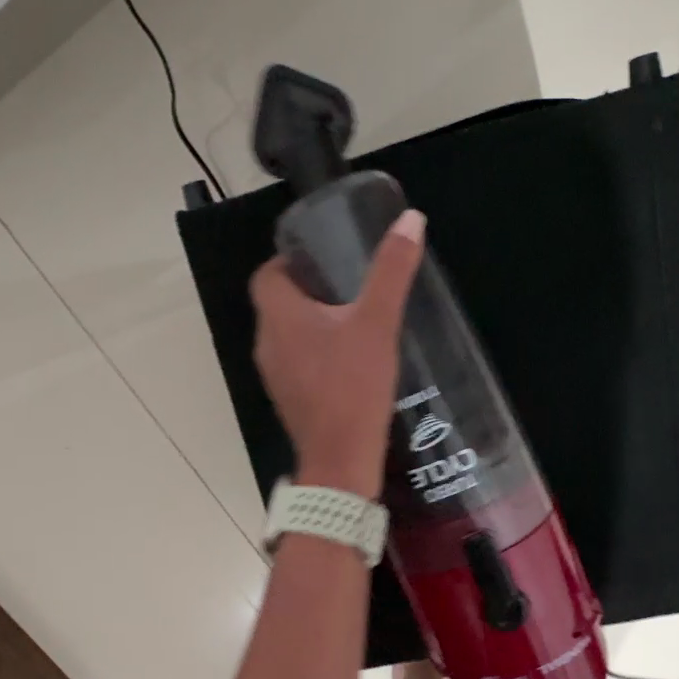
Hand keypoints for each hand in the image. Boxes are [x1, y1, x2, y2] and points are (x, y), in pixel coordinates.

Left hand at [249, 210, 426, 497]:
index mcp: (279, 316)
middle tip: (348, 284)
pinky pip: (297, 364)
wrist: (341, 460)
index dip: (290, 261)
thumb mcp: (377, 323)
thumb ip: (392, 271)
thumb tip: (410, 219)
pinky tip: (350, 360)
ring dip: (313, 325)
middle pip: (277, 304)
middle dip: (309, 291)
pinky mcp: (289, 401)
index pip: (268, 274)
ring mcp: (275, 376)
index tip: (324, 259)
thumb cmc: (353, 386)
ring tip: (353, 319)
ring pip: (287, 336)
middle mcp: (267, 343)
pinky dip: (316, 354)